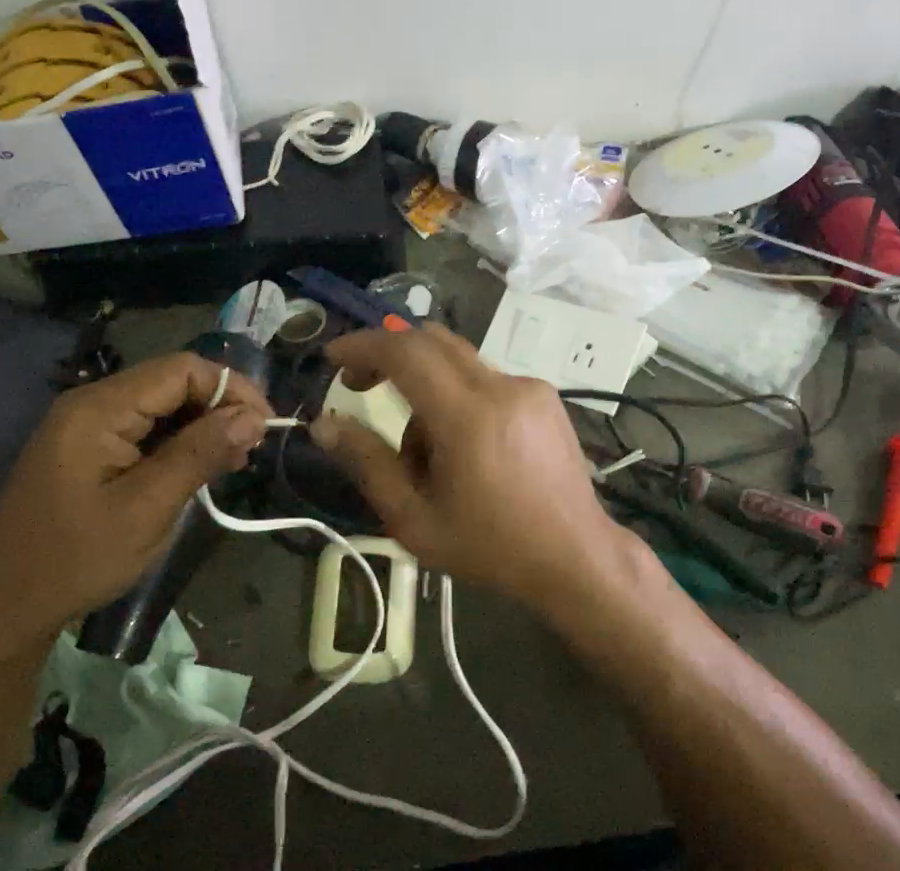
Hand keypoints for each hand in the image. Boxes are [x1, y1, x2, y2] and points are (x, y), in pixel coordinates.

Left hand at [0, 353, 270, 635]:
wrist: (9, 605)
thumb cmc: (78, 559)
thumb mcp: (148, 508)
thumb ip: (199, 454)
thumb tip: (253, 417)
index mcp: (98, 409)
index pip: (181, 370)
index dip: (231, 389)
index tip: (265, 426)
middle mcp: (90, 404)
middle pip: (171, 382)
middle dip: (219, 407)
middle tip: (252, 449)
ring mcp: (85, 425)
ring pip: (161, 404)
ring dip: (202, 425)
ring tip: (233, 461)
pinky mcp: (88, 448)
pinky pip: (143, 427)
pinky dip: (178, 442)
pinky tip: (199, 468)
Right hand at [308, 324, 627, 612]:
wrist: (575, 557)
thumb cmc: (491, 548)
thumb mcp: (415, 519)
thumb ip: (367, 464)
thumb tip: (324, 425)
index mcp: (468, 416)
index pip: (406, 351)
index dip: (363, 345)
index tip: (333, 359)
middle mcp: (502, 387)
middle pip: (432, 341)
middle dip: (388, 356)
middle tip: (359, 386)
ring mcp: (530, 387)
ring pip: (458, 363)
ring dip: (426, 390)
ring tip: (425, 456)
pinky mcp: (545, 396)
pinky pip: (487, 379)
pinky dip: (460, 399)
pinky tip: (466, 450)